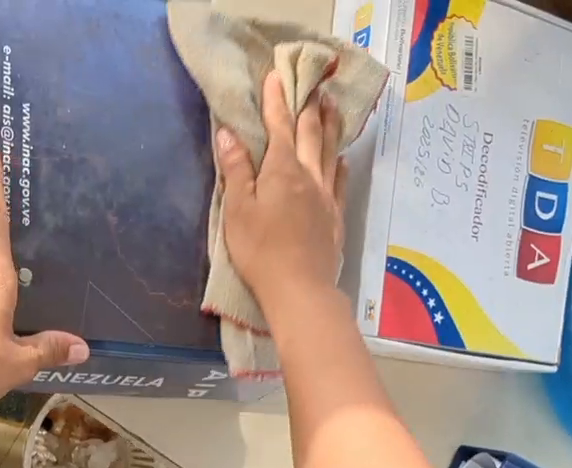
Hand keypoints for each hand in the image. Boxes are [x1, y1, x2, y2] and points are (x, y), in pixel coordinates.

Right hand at [216, 71, 348, 308]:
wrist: (299, 288)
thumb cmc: (260, 251)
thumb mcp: (237, 210)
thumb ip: (235, 171)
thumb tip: (229, 133)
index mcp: (281, 170)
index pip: (279, 126)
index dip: (277, 100)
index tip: (277, 76)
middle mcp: (309, 175)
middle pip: (311, 133)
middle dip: (309, 106)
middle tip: (313, 84)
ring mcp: (326, 196)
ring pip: (331, 152)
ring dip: (331, 126)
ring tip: (332, 108)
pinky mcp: (335, 218)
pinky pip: (340, 181)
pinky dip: (340, 164)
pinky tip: (342, 161)